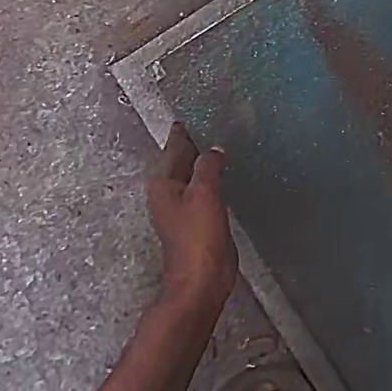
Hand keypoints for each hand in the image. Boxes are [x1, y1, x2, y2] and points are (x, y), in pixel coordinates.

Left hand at [145, 123, 235, 305]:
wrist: (201, 282)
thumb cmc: (198, 237)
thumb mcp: (204, 193)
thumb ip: (208, 166)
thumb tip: (215, 150)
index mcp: (162, 181)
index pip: (175, 144)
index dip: (188, 128)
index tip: (203, 108)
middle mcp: (169, 190)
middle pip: (184, 157)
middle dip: (199, 141)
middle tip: (221, 118)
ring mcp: (183, 205)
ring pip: (195, 172)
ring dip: (208, 159)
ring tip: (228, 139)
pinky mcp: (198, 218)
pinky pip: (206, 187)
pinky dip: (215, 176)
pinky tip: (229, 171)